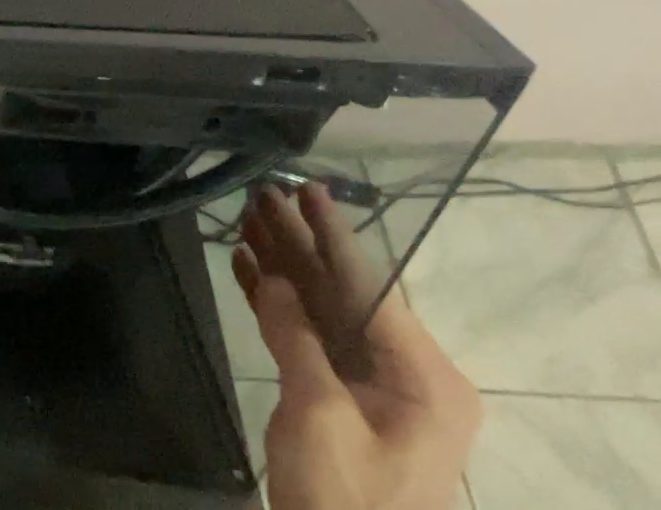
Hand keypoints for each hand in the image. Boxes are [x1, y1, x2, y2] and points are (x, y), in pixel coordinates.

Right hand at [234, 183, 482, 509]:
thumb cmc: (344, 493)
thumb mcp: (320, 415)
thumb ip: (297, 340)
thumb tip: (272, 277)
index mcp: (424, 377)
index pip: (370, 289)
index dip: (333, 237)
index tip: (307, 191)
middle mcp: (405, 372)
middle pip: (343, 292)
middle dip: (301, 244)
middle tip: (262, 195)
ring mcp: (370, 383)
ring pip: (320, 308)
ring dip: (283, 266)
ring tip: (246, 219)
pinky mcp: (335, 393)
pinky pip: (305, 334)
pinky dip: (274, 302)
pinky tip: (246, 267)